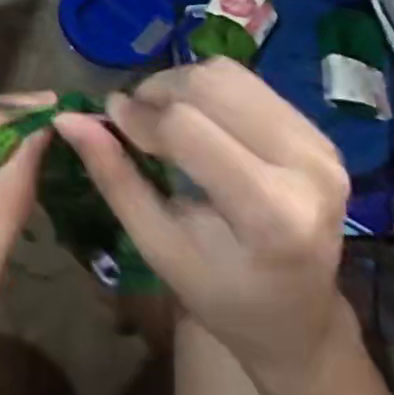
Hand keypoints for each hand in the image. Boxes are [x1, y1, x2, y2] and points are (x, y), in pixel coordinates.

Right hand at [54, 59, 352, 394]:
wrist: (299, 318)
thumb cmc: (223, 299)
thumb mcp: (161, 249)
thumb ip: (118, 181)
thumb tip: (70, 119)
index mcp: (271, 213)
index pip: (191, 130)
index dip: (141, 117)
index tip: (110, 119)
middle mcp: (308, 167)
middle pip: (214, 88)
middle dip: (160, 90)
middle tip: (131, 115)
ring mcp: (322, 145)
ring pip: (234, 76)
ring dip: (184, 84)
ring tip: (158, 114)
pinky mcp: (323, 133)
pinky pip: (254, 86)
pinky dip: (212, 91)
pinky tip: (195, 118)